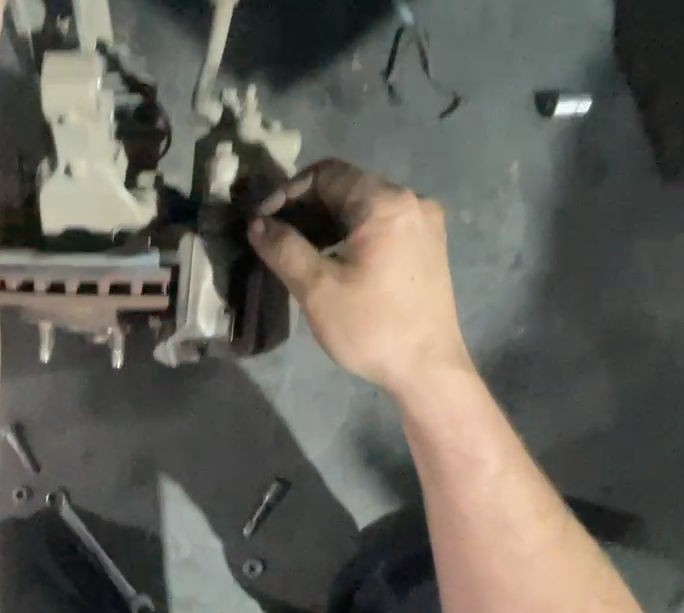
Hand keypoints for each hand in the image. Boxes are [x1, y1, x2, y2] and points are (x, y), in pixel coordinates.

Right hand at [248, 160, 471, 394]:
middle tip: (273, 237)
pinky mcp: (426, 247)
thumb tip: (257, 224)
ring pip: (363, 207)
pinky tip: (330, 260)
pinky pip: (380, 226)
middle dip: (305, 207)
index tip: (261, 221)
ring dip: (326, 223)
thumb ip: (284, 249)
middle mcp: (411, 201)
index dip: (287, 191)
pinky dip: (349, 235)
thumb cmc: (370, 327)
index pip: (327, 174)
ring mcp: (423, 223)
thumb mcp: (317, 289)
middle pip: (347, 187)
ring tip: (296, 251)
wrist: (427, 367)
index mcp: (385, 203)